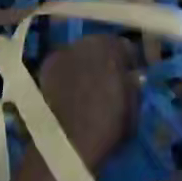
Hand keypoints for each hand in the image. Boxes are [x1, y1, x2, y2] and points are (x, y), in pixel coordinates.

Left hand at [37, 35, 138, 165]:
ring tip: (85, 86)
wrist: (72, 139)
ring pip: (79, 52)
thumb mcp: (133, 104)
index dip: (128, 62)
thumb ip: (133, 83)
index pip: (125, 46)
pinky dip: (66, 72)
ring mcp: (64, 50)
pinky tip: (67, 90)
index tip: (130, 76)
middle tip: (107, 81)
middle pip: (100, 45)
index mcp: (112, 47)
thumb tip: (133, 75)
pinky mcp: (48, 64)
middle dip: (105, 60)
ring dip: (84, 64)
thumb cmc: (109, 124)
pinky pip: (61, 63)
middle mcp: (87, 41)